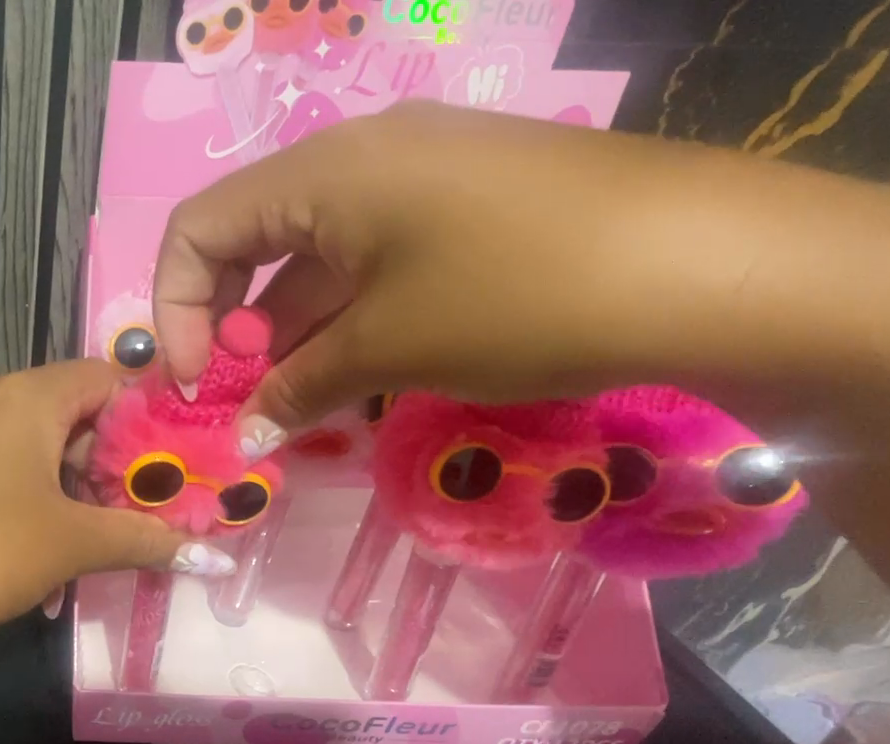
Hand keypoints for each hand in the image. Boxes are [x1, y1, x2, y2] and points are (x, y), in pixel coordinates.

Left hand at [0, 361, 207, 671]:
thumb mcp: (69, 546)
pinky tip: (25, 551)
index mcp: (23, 395)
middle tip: (134, 520)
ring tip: (86, 545)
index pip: (106, 378)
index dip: (149, 420)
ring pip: (25, 448)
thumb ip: (143, 539)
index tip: (174, 471)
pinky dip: (19, 501)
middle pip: (67, 414)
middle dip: (107, 465)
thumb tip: (212, 554)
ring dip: (65, 491)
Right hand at [153, 102, 889, 438]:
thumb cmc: (514, 296)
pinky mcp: (460, 206)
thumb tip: (245, 439)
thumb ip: (294, 389)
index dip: (175, 312)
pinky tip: (352, 372)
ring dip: (289, 332)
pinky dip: (342, 317)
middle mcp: (358, 159)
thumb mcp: (386, 349)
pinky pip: (368, 259)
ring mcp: (415, 177)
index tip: (195, 384)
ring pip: (312, 256)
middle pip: (248, 240)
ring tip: (296, 402)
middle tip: (243, 394)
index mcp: (321, 173)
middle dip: (229, 324)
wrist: (714, 265)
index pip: (198, 231)